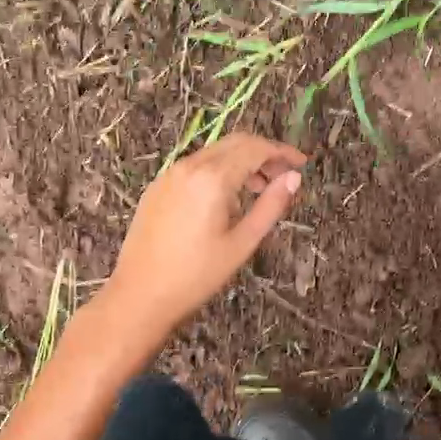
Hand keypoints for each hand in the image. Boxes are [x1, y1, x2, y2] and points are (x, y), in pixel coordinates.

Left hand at [103, 134, 306, 334]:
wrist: (138, 296)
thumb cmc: (196, 276)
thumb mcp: (242, 243)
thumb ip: (271, 206)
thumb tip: (294, 178)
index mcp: (213, 178)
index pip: (256, 149)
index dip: (282, 152)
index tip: (302, 163)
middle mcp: (190, 166)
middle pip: (236, 142)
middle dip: (264, 153)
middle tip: (285, 174)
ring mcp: (170, 174)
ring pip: (215, 152)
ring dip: (242, 161)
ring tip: (260, 189)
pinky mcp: (158, 187)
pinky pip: (196, 166)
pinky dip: (219, 170)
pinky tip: (227, 198)